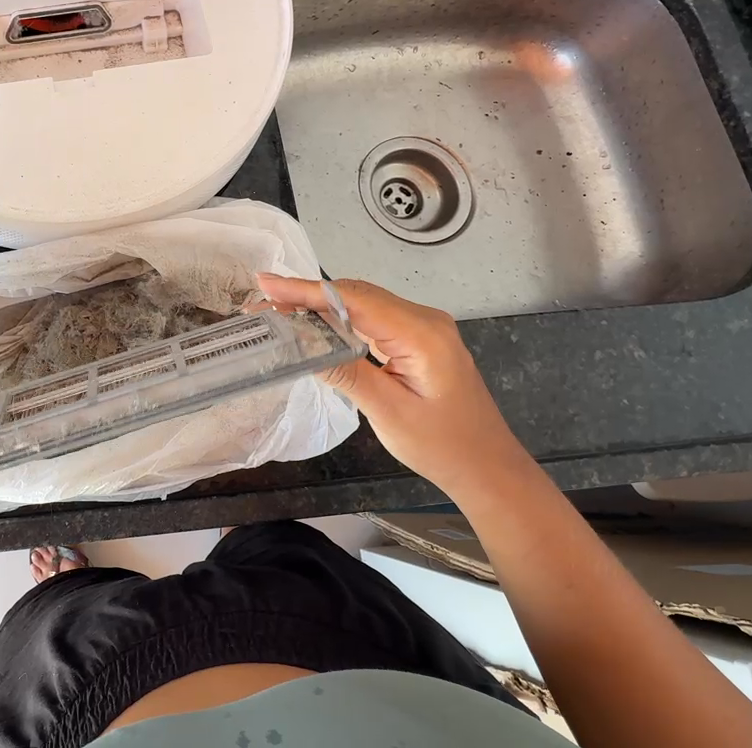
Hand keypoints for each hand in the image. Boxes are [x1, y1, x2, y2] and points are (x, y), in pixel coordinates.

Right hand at [257, 274, 539, 501]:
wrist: (488, 468)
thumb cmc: (441, 446)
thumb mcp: (388, 413)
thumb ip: (345, 373)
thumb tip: (301, 344)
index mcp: (420, 334)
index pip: (353, 299)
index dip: (306, 290)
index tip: (267, 283)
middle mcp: (424, 320)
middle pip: (356, 294)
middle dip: (307, 294)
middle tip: (263, 301)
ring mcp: (423, 328)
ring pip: (362, 304)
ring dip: (321, 305)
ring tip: (278, 309)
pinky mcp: (418, 340)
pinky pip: (372, 319)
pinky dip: (340, 319)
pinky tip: (315, 324)